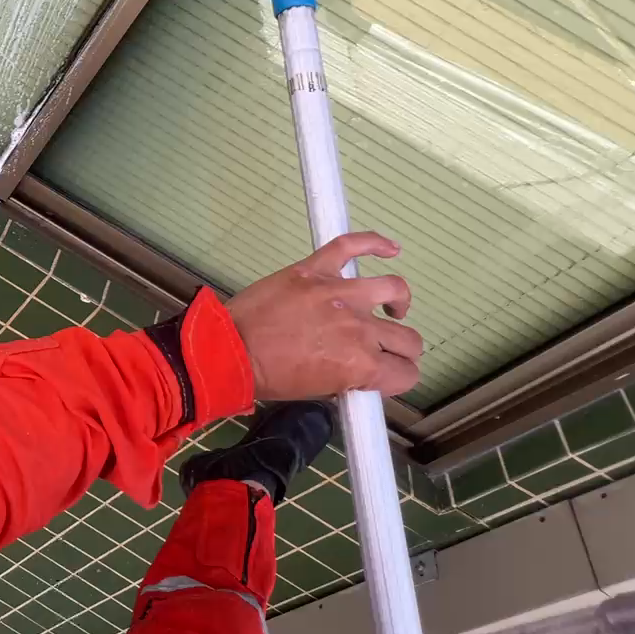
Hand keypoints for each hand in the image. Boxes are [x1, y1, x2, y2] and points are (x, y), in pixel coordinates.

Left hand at [225, 232, 421, 399]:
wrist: (227, 348)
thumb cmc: (266, 375)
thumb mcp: (318, 390)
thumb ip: (350, 377)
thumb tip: (361, 370)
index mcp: (362, 365)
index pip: (407, 372)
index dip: (397, 376)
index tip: (385, 373)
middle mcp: (358, 327)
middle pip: (406, 337)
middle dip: (400, 348)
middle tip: (383, 347)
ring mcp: (336, 294)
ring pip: (391, 288)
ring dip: (396, 300)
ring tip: (389, 306)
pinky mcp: (312, 271)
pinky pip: (348, 246)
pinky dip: (372, 243)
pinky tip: (389, 248)